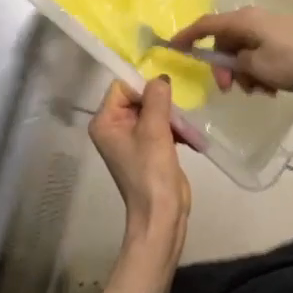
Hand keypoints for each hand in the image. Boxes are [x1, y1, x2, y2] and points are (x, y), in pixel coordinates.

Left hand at [88, 78, 190, 241]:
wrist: (162, 215)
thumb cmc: (151, 171)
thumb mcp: (154, 129)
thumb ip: (156, 97)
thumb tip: (161, 76)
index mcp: (104, 122)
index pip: (122, 86)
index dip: (143, 87)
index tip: (163, 96)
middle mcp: (113, 127)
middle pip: (137, 96)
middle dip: (159, 101)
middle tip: (177, 110)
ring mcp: (131, 138)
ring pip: (152, 110)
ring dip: (170, 115)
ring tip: (184, 125)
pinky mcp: (148, 147)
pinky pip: (159, 125)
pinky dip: (173, 127)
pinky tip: (187, 136)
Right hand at [170, 7, 292, 93]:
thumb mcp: (259, 67)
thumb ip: (237, 64)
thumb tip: (231, 61)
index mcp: (243, 21)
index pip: (206, 25)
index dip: (187, 36)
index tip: (172, 48)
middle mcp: (254, 19)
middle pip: (226, 41)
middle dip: (224, 67)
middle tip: (231, 90)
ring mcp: (271, 28)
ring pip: (244, 51)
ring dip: (245, 73)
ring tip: (261, 92)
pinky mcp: (286, 39)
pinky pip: (261, 54)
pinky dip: (260, 71)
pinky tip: (274, 89)